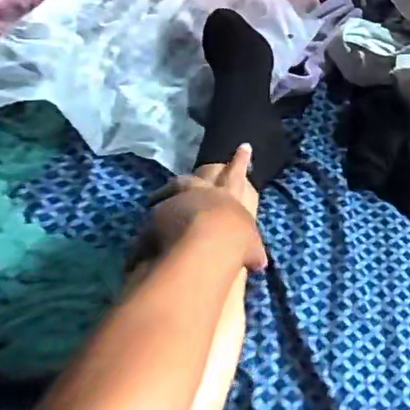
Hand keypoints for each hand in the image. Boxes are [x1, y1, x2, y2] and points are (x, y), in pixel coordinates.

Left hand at [147, 144, 267, 270]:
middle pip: (203, 174)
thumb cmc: (234, 241)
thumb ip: (252, 252)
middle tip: (205, 166)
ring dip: (173, 188)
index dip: (242, 160)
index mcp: (230, 196)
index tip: (244, 146)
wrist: (204, 243)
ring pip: (177, 185)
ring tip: (169, 190)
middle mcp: (205, 191)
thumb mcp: (249, 247)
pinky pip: (156, 207)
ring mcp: (179, 198)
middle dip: (207, 169)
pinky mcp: (157, 211)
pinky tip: (151, 217)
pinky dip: (156, 210)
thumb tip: (259, 263)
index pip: (237, 174)